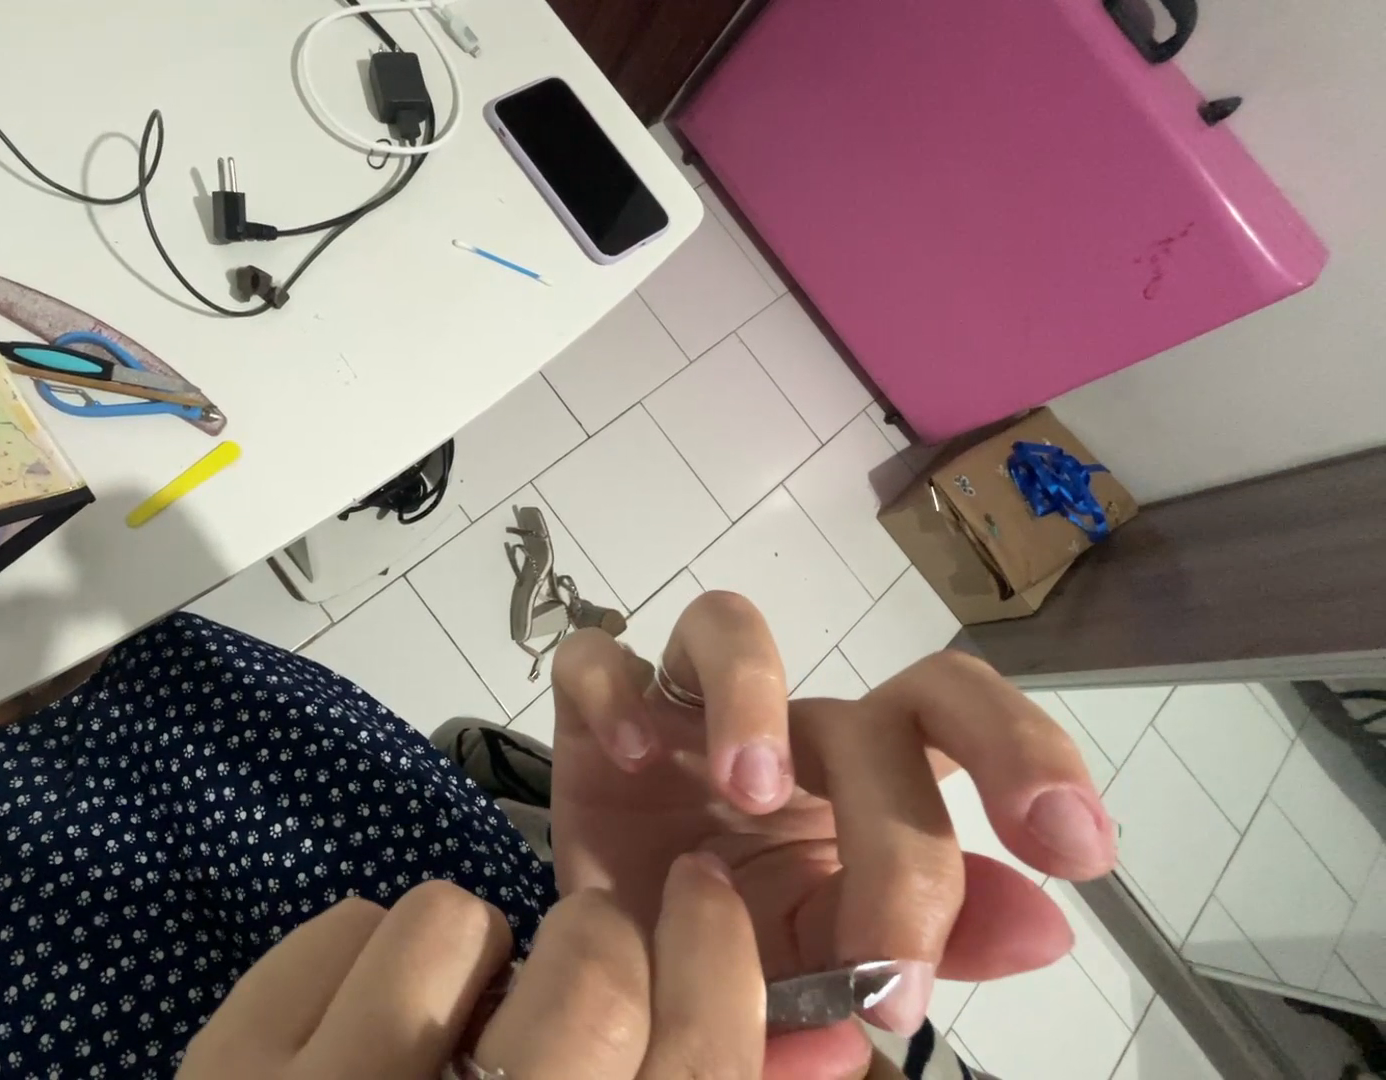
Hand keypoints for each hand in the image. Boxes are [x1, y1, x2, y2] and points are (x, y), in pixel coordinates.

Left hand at [180, 854, 766, 1079]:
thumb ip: (697, 1078)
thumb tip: (823, 1032)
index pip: (695, 1060)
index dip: (716, 957)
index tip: (702, 891)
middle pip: (587, 974)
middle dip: (599, 935)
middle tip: (582, 942)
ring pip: (451, 918)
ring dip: (468, 946)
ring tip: (444, 1012)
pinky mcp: (229, 1065)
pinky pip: (344, 923)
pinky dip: (366, 950)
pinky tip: (352, 1020)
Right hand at [550, 591, 1116, 1078]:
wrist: (607, 943)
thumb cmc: (718, 946)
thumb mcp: (823, 964)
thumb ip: (922, 947)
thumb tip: (1043, 924)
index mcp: (857, 783)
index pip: (954, 718)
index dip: (1023, 752)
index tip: (1069, 856)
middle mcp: (784, 727)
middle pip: (874, 697)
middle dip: (899, 814)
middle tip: (889, 939)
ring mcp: (680, 705)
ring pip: (724, 623)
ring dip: (751, 696)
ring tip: (747, 791)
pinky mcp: (594, 705)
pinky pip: (596, 659)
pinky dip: (614, 693)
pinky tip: (630, 760)